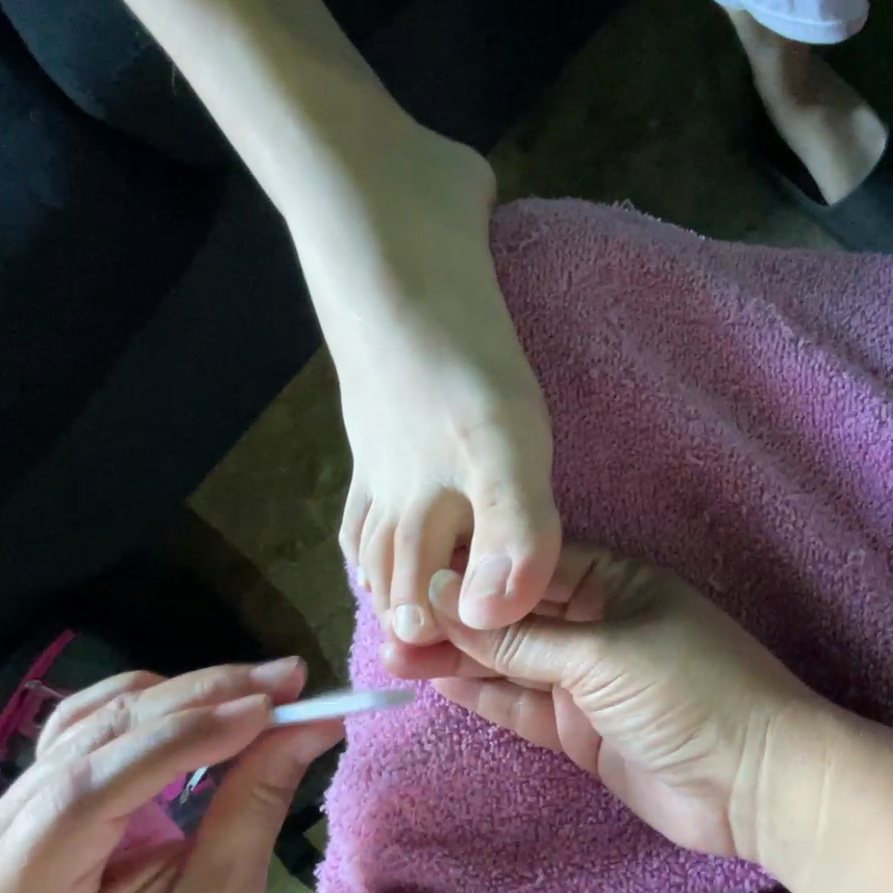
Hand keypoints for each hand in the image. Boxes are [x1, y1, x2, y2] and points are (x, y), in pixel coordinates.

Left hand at [0, 660, 341, 892]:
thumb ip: (257, 800)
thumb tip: (316, 720)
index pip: (91, 789)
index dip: (184, 736)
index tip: (270, 708)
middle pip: (96, 739)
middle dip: (200, 700)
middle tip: (289, 680)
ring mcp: (10, 815)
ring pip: (96, 719)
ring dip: (185, 694)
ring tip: (261, 688)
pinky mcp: (44, 798)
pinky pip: (95, 728)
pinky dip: (160, 705)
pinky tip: (209, 704)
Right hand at [296, 126, 560, 648]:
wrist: (384, 225)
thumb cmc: (448, 345)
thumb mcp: (502, 443)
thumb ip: (511, 532)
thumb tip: (497, 624)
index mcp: (420, 505)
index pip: (415, 597)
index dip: (432, 638)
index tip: (452, 667)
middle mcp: (394, 479)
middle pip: (389, 564)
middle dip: (408, 605)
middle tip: (433, 639)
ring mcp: (388, 433)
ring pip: (382, 515)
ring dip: (394, 556)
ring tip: (410, 583)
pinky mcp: (401, 388)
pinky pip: (389, 461)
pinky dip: (396, 491)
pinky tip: (416, 482)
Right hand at [387, 547, 832, 858]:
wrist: (755, 781)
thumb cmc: (691, 690)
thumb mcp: (602, 653)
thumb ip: (520, 639)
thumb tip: (443, 599)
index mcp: (616, 581)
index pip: (530, 566)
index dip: (471, 572)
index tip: (409, 574)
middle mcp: (599, 623)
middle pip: (514, 617)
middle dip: (456, 620)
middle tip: (388, 622)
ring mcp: (590, 679)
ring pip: (512, 663)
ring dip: (459, 659)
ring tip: (395, 651)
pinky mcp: (583, 728)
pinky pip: (525, 704)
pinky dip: (485, 695)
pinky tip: (439, 681)